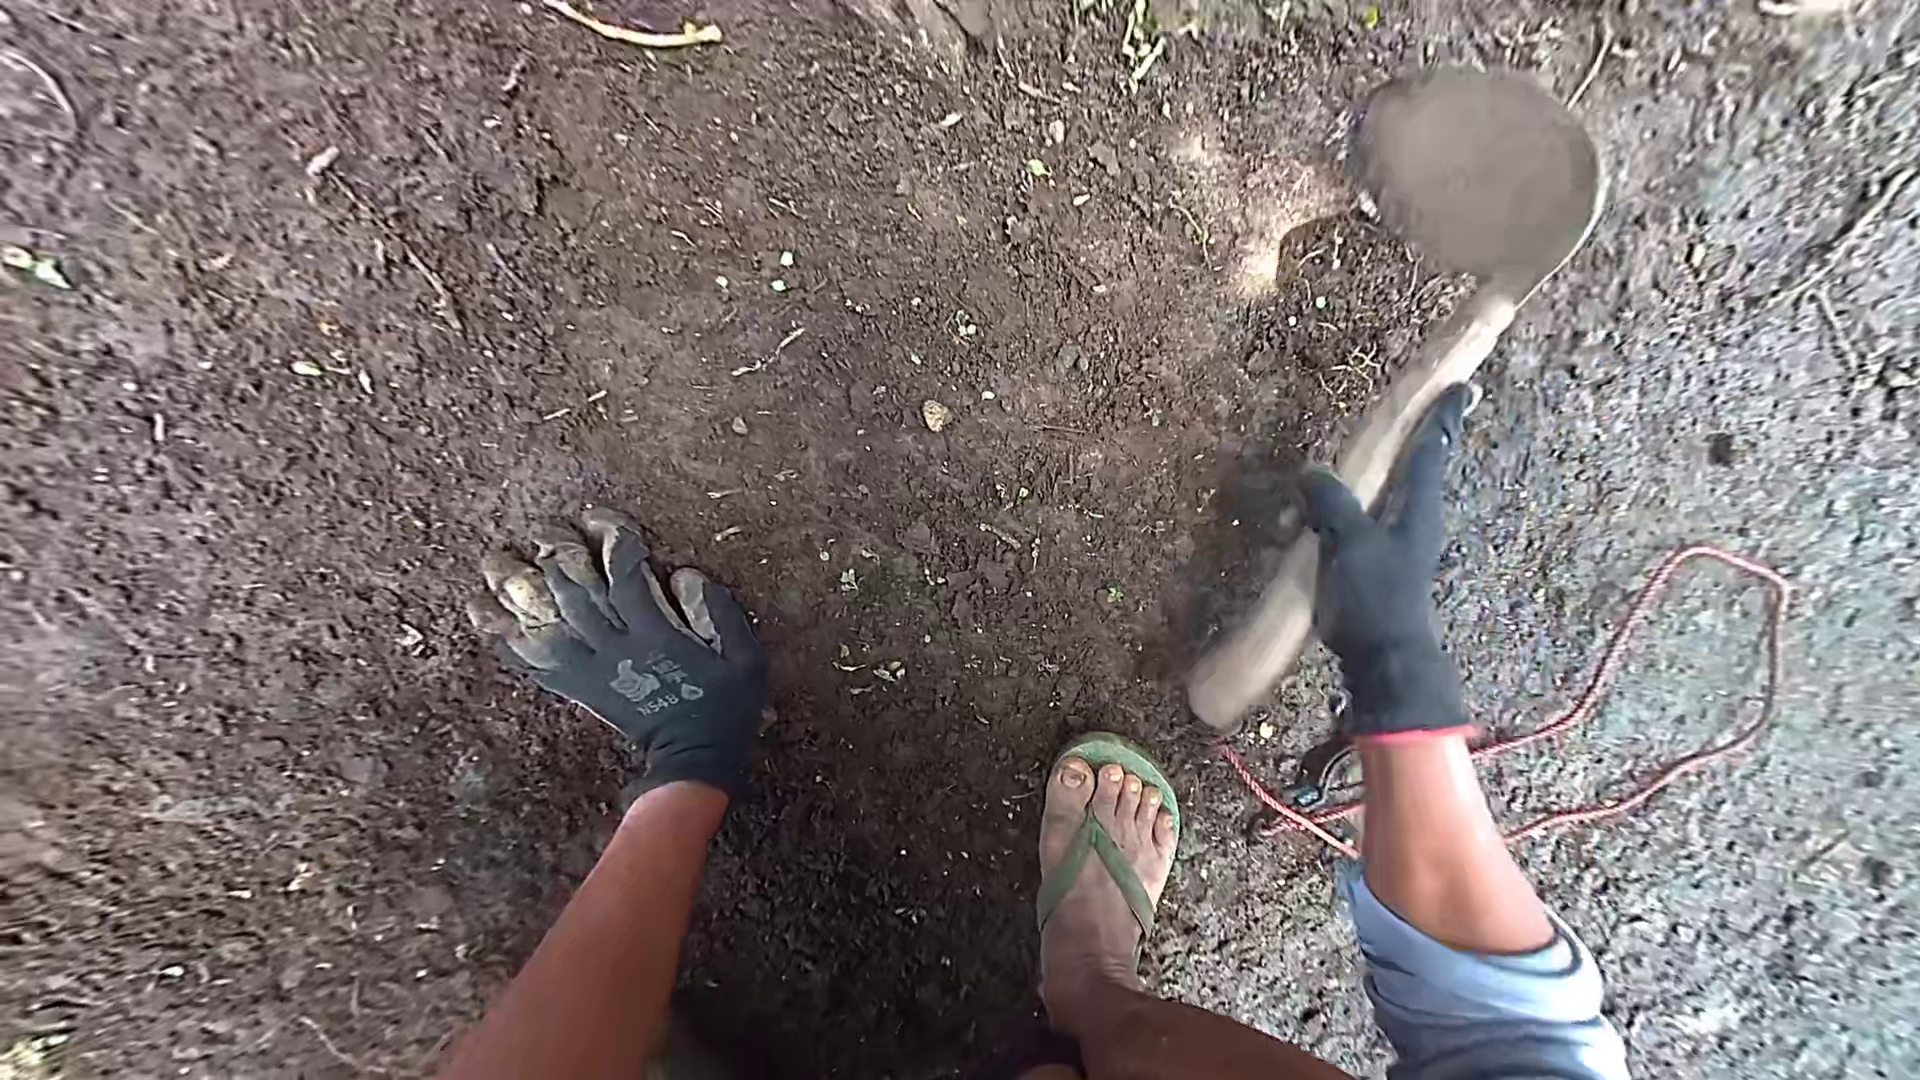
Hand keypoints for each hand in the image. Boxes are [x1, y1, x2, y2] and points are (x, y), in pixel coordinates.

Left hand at [468, 508, 767, 797]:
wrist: (693, 757)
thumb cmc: (725, 701)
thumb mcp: (745, 656)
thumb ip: (718, 612)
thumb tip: (685, 574)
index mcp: (658, 635)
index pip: (627, 576)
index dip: (613, 541)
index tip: (602, 518)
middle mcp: (616, 647)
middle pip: (576, 592)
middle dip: (559, 553)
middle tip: (545, 526)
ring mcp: (591, 669)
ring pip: (544, 620)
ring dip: (518, 588)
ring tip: (498, 558)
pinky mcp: (577, 686)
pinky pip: (530, 658)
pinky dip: (504, 635)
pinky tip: (484, 612)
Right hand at [1301, 385, 1473, 740]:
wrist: (1382, 654)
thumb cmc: (1374, 595)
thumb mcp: (1350, 543)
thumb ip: (1332, 502)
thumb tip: (1310, 469)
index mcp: (1416, 509)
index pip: (1430, 453)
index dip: (1442, 419)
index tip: (1463, 387)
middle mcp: (1410, 520)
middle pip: (1408, 470)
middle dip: (1403, 445)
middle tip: (1398, 422)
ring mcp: (1390, 543)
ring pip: (1373, 498)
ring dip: (1347, 487)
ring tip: (1306, 495)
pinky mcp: (1369, 563)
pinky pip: (1348, 524)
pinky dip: (1328, 515)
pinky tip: (1300, 524)